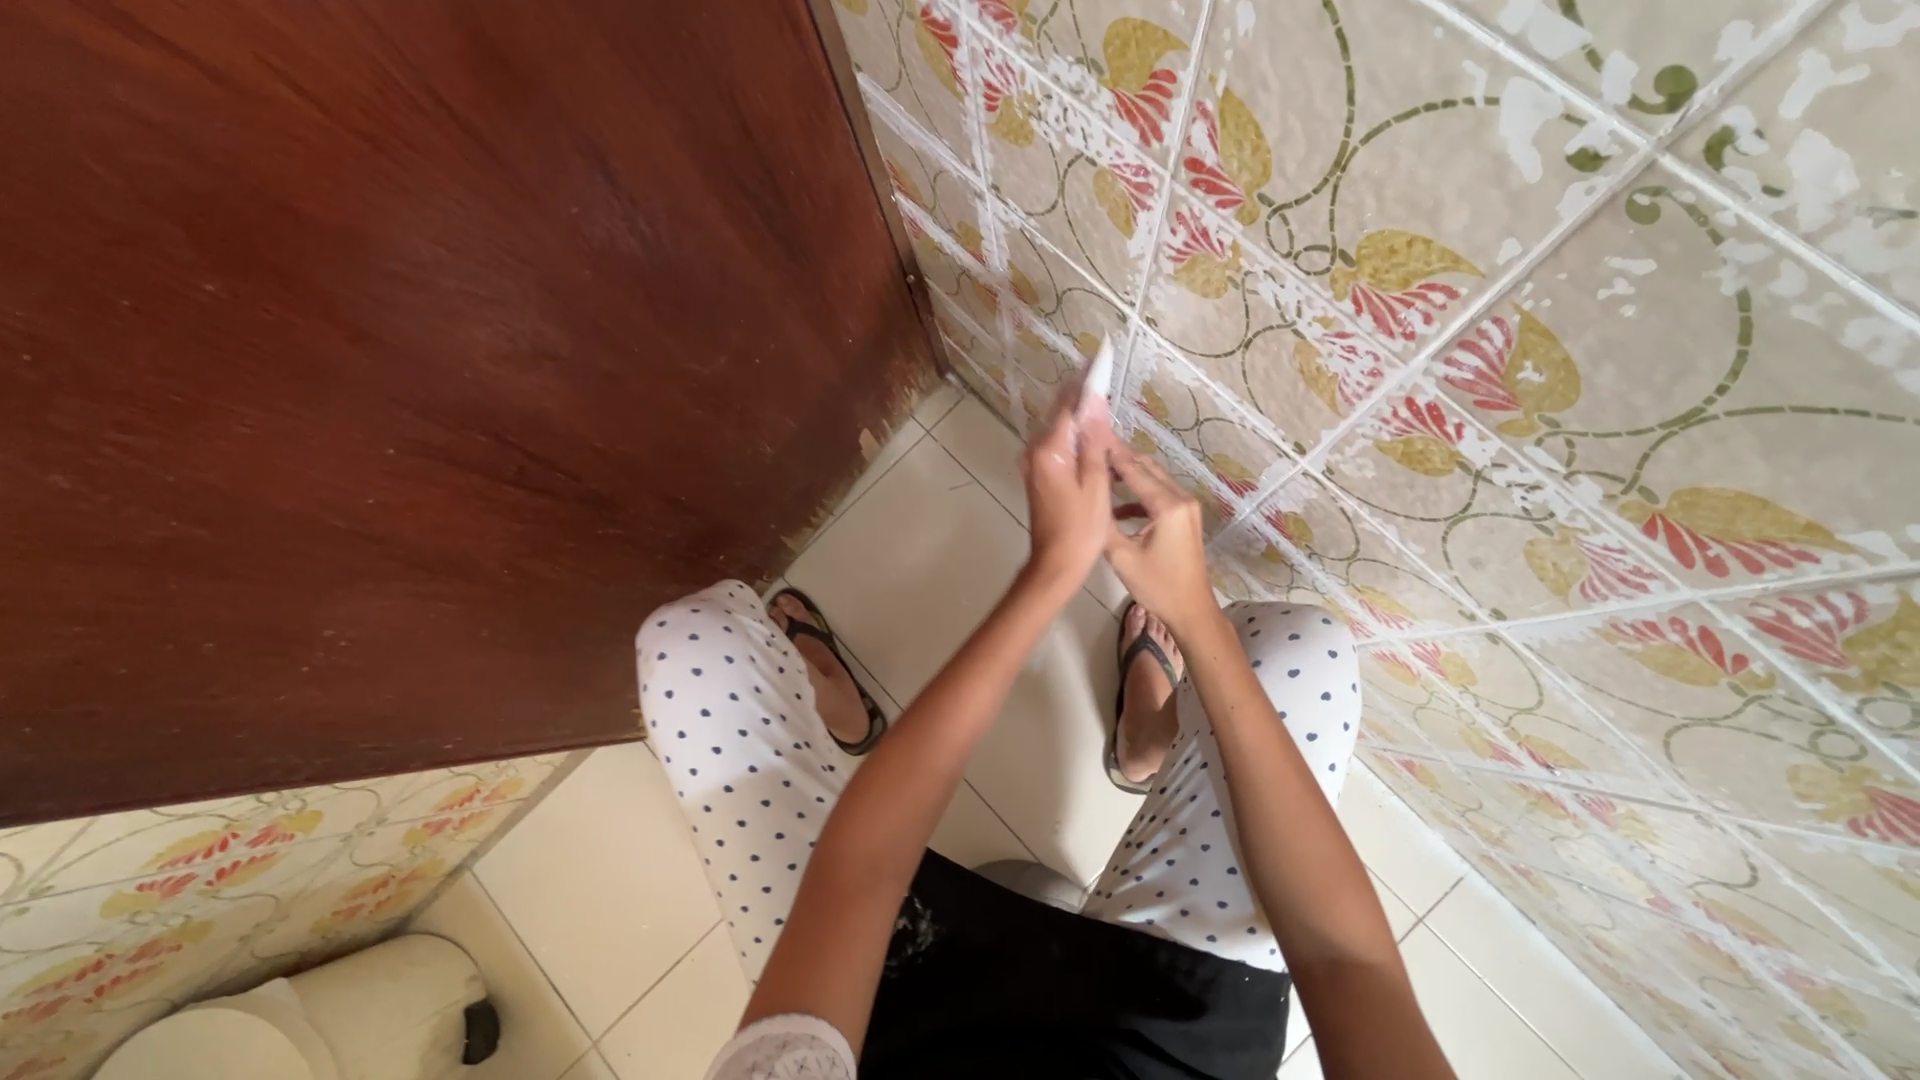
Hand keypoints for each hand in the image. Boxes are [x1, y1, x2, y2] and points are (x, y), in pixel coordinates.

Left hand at [1021, 380, 1114, 590]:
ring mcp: (1033, 463)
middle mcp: (1034, 451)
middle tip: (1103, 371)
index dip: (1086, 380)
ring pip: (1058, 427)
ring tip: (1102, 396)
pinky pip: (1057, 444)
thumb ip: (1095, 440)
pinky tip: (1092, 433)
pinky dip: (1074, 435)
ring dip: (1079, 413)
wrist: (1055, 564)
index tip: (1100, 356)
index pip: (1068, 403)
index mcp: (1049, 450)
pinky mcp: (1037, 474)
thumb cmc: (1081, 528)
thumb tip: (1096, 400)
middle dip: (1082, 393)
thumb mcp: (1095, 483)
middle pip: (1060, 412)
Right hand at [1104, 444, 1218, 635]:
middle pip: (1148, 468)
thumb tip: (1087, 500)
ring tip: (1101, 474)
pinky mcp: (1186, 517)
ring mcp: (1188, 507)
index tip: (1092, 438)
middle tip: (1093, 450)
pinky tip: (1118, 506)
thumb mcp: (1121, 557)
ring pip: (1155, 479)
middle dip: (1121, 459)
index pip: (1135, 470)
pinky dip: (1140, 494)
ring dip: (1130, 475)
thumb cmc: (1157, 586)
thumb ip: (1104, 524)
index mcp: (1168, 507)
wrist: (1191, 609)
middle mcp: (1182, 499)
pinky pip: (1160, 494)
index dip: (1113, 454)